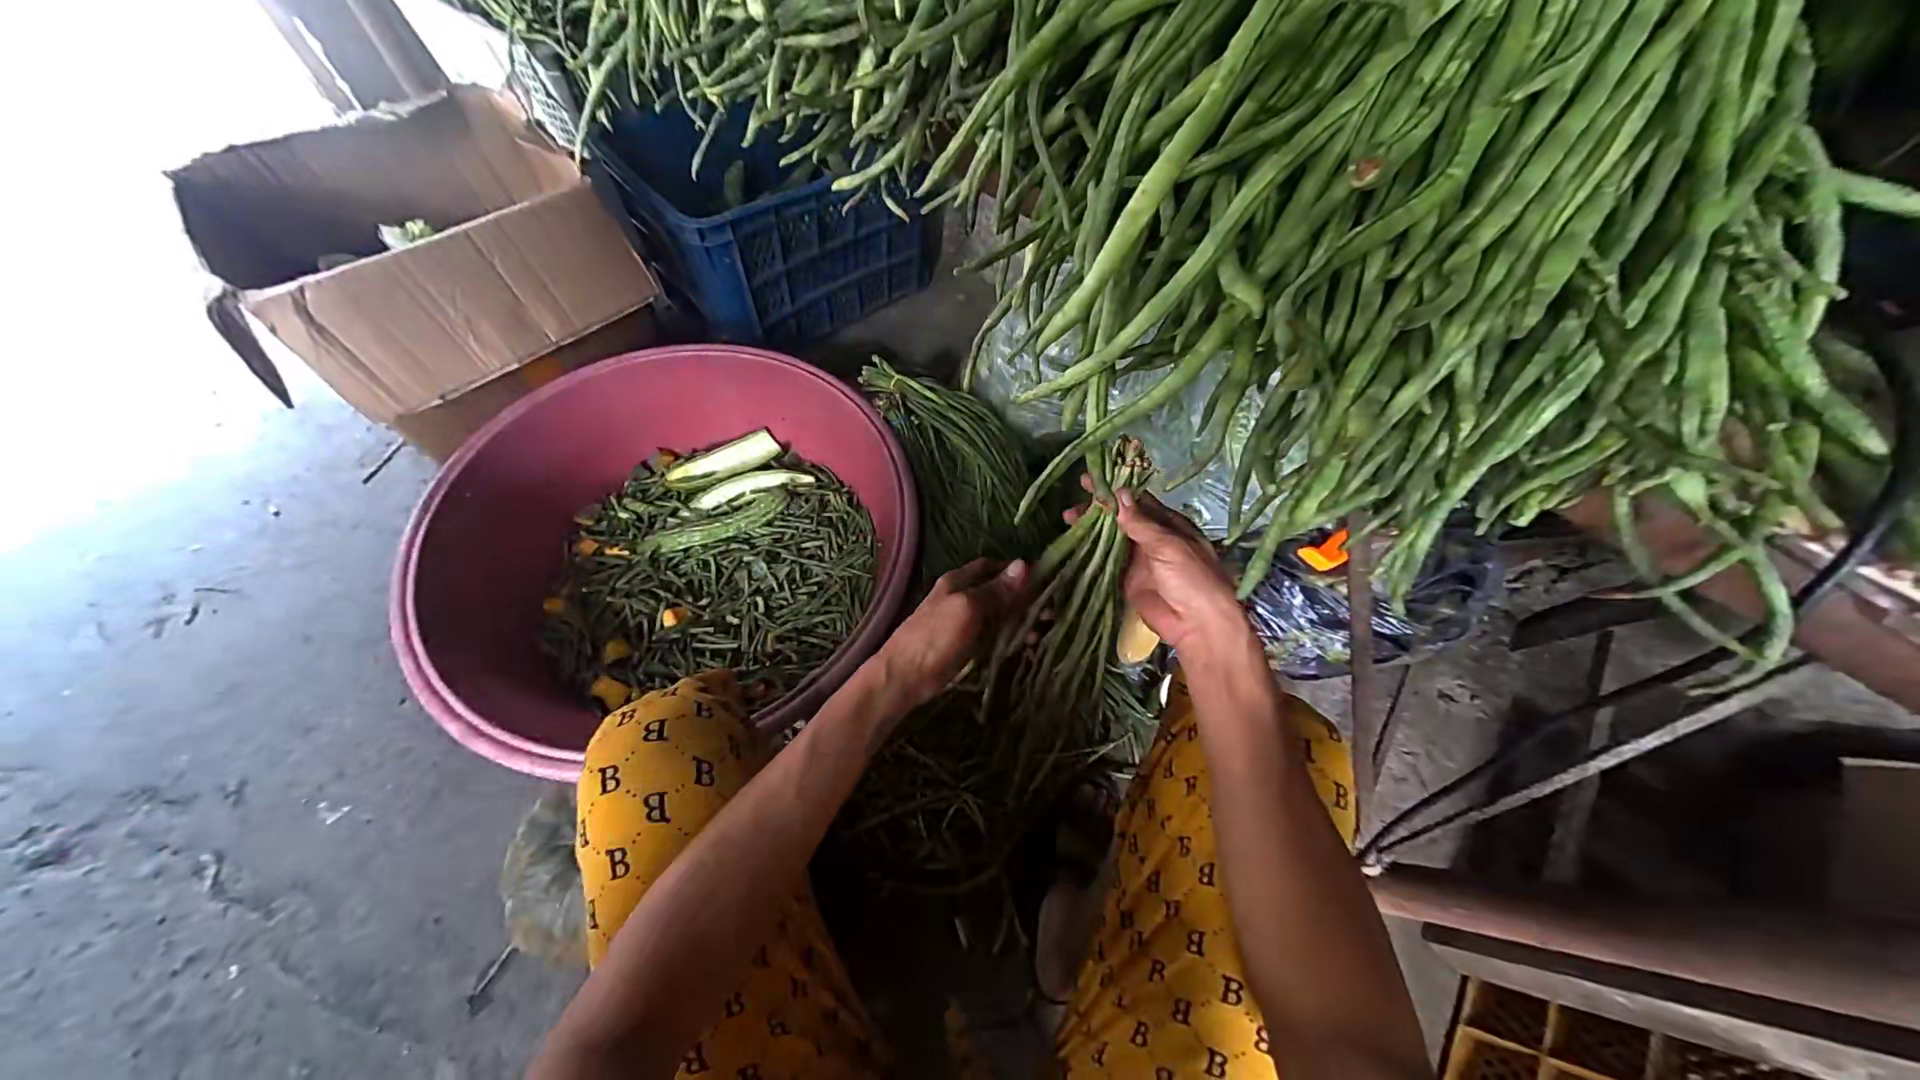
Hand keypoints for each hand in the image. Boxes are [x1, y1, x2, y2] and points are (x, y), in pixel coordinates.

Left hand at [873, 558, 1028, 708]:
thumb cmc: (934, 638)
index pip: (992, 566)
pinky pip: (993, 635)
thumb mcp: (968, 609)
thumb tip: (1025, 564)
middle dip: (1024, 598)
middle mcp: (961, 597)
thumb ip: (996, 590)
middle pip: (998, 591)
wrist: (903, 677)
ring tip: (1043, 629)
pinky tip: (1026, 644)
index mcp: (958, 581)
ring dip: (1021, 619)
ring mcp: (962, 622)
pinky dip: (1011, 636)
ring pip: (998, 614)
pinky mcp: (965, 645)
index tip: (1043, 581)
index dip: (1016, 571)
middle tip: (1050, 611)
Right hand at [1071, 480, 1250, 657]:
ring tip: (1068, 517)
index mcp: (1169, 525)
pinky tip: (1074, 541)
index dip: (1116, 489)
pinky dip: (1091, 552)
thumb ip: (1141, 522)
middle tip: (1075, 493)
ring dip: (1092, 527)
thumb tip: (1119, 494)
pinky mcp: (1127, 580)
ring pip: (1111, 538)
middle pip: (1122, 517)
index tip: (1092, 479)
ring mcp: (1139, 560)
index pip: (1138, 501)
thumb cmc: (1192, 579)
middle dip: (1100, 506)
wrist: (1198, 625)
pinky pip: (1107, 562)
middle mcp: (1153, 538)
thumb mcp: (1168, 545)